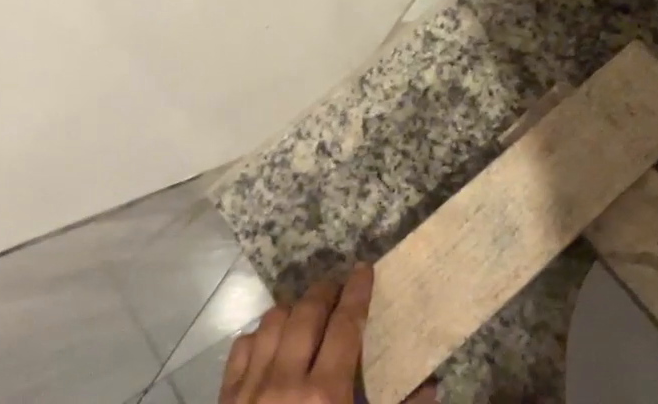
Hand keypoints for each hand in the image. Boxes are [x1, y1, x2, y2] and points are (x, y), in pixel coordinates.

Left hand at [219, 265, 437, 403]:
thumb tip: (432, 386)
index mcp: (326, 394)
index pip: (346, 324)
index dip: (357, 292)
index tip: (366, 268)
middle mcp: (285, 381)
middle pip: (306, 312)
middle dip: (325, 291)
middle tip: (339, 284)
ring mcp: (250, 390)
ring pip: (271, 322)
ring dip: (293, 309)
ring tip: (308, 309)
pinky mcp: (225, 401)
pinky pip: (241, 348)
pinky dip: (259, 335)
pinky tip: (272, 341)